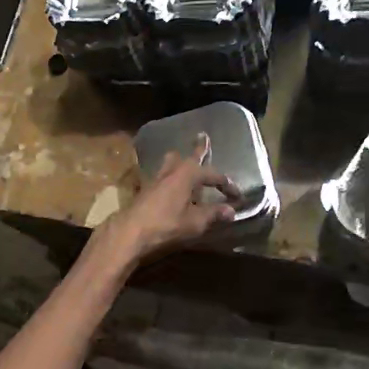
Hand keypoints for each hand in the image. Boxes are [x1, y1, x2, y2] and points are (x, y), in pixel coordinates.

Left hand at [94, 134, 239, 264]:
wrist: (131, 232)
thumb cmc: (167, 224)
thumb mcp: (195, 222)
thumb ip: (214, 214)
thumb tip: (231, 211)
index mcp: (187, 173)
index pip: (213, 175)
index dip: (227, 185)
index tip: (237, 196)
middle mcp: (172, 170)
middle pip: (188, 156)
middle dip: (199, 150)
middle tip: (203, 137)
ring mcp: (157, 178)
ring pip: (171, 162)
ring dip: (181, 161)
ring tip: (186, 159)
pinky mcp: (147, 189)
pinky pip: (164, 175)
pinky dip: (172, 175)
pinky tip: (172, 183)